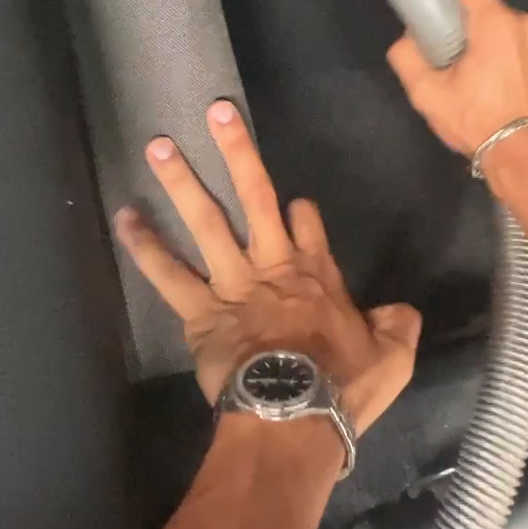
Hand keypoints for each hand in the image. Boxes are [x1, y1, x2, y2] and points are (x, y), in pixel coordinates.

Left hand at [114, 99, 422, 433]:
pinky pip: (169, 274)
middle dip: (237, 152)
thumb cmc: (343, 386)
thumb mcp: (394, 355)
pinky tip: (126, 217)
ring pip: (206, 221)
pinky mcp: (200, 311)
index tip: (295, 202)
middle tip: (215, 112)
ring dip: (182, 182)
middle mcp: (272, 264)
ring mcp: (232, 283)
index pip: (307, 225)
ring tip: (158, 146)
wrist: (294, 416)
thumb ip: (399, 324)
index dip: (300, 211)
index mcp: (316, 273)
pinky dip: (146, 246)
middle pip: (254, 195)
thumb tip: (401, 310)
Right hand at [387, 0, 527, 167]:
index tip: (436, 10)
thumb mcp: (427, 94)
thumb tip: (408, 39)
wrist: (525, 156)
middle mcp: (526, 22)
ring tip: (484, 77)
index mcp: (495, 22)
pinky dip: (516, 57)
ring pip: (509, 27)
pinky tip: (507, 86)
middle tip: (457, 58)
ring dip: (495, 42)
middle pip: (487, 7)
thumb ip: (407, 57)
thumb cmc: (476, 121)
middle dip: (470, 26)